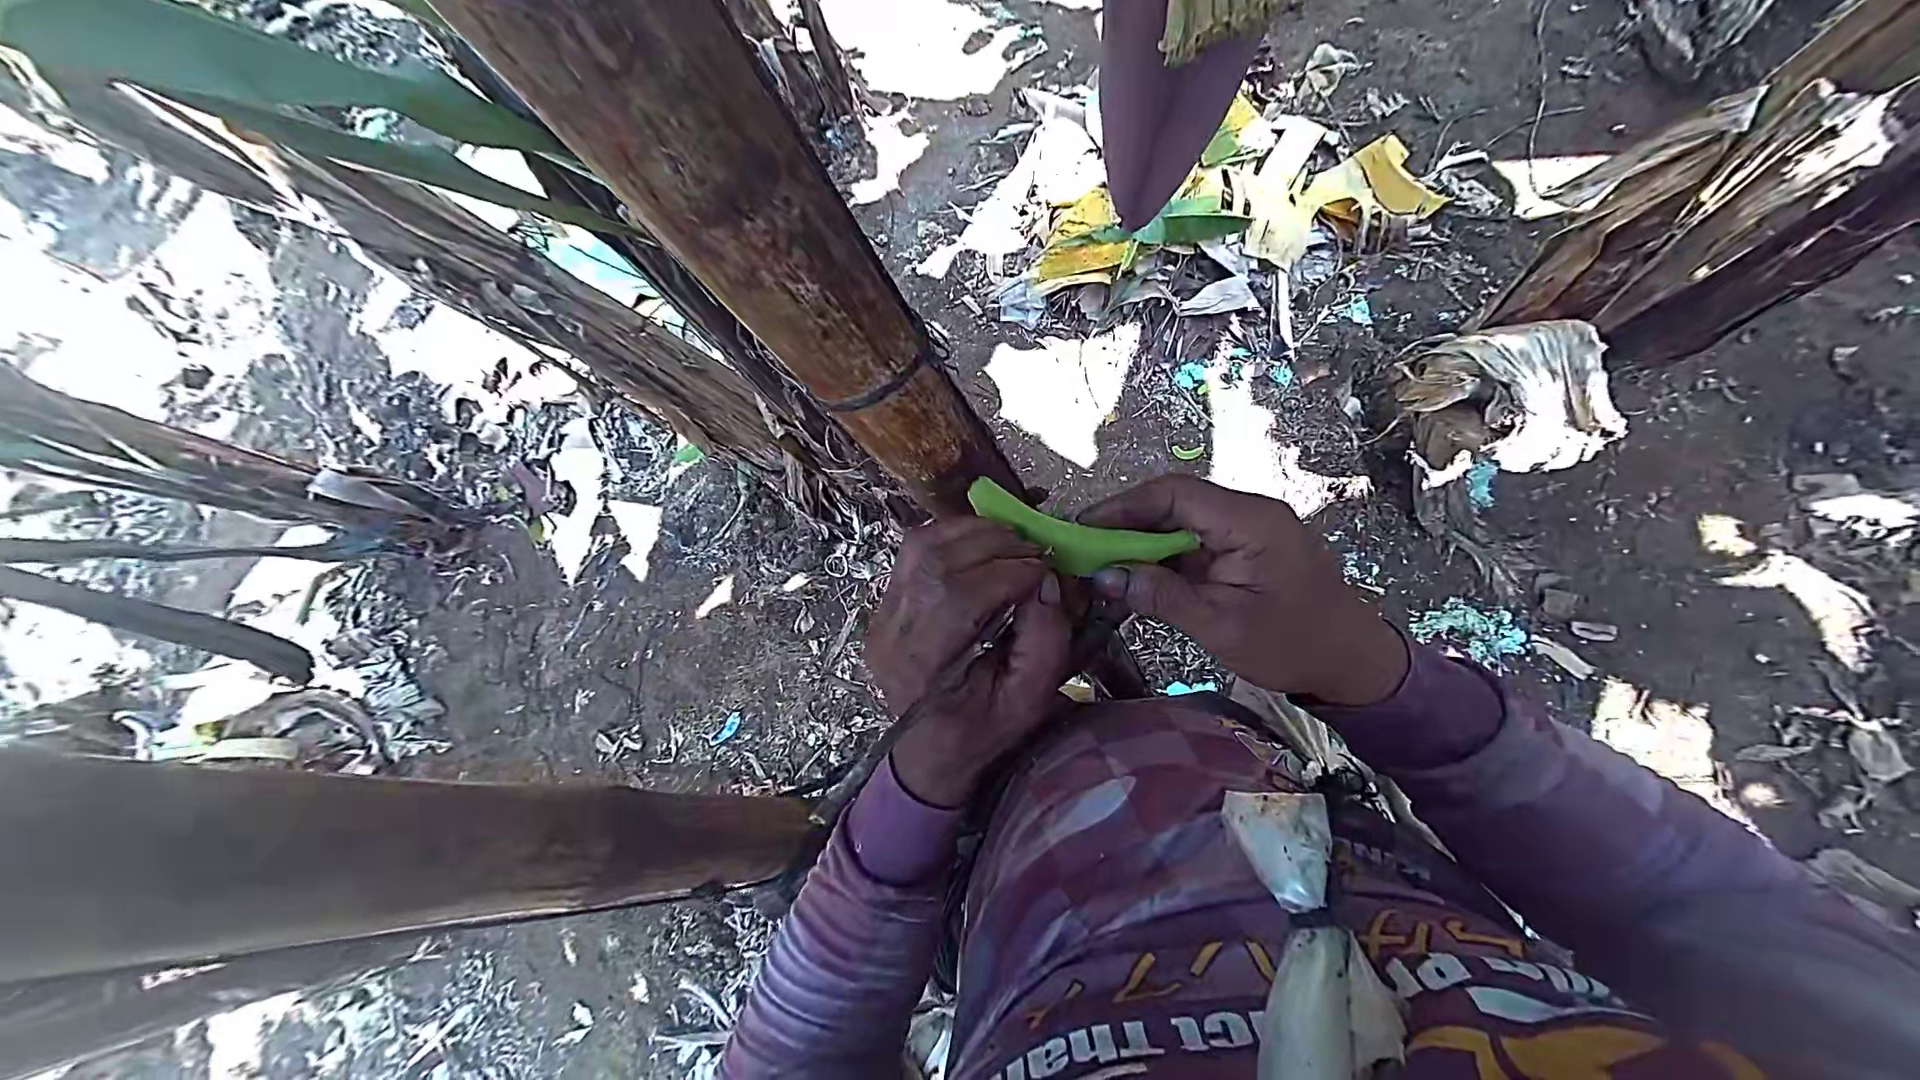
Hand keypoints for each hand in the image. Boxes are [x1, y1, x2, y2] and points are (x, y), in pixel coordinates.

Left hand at [866, 517, 1072, 806]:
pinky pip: (914, 551)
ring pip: (920, 546)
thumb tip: (1048, 580)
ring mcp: (880, 615)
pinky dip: (953, 535)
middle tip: (1036, 551)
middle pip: (936, 563)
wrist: (930, 752)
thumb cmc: (983, 732)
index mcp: (922, 668)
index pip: (958, 597)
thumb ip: (1044, 642)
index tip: (1048, 570)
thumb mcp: (1028, 700)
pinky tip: (984, 543)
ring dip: (973, 532)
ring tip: (1014, 542)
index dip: (1009, 573)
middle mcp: (889, 634)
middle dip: (995, 545)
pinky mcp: (883, 603)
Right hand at [1079, 475, 1407, 705]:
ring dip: (1136, 541)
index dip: (1122, 506)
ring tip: (1098, 562)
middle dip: (1123, 523)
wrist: (1352, 664)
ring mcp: (1242, 529)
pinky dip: (1156, 557)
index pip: (1174, 494)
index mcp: (1251, 521)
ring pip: (1175, 521)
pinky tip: (1131, 575)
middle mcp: (1246, 513)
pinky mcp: (1237, 548)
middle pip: (1171, 502)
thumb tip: (1104, 576)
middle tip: (1082, 548)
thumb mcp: (1222, 626)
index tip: (1083, 527)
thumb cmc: (1295, 646)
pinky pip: (1187, 542)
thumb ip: (1162, 597)